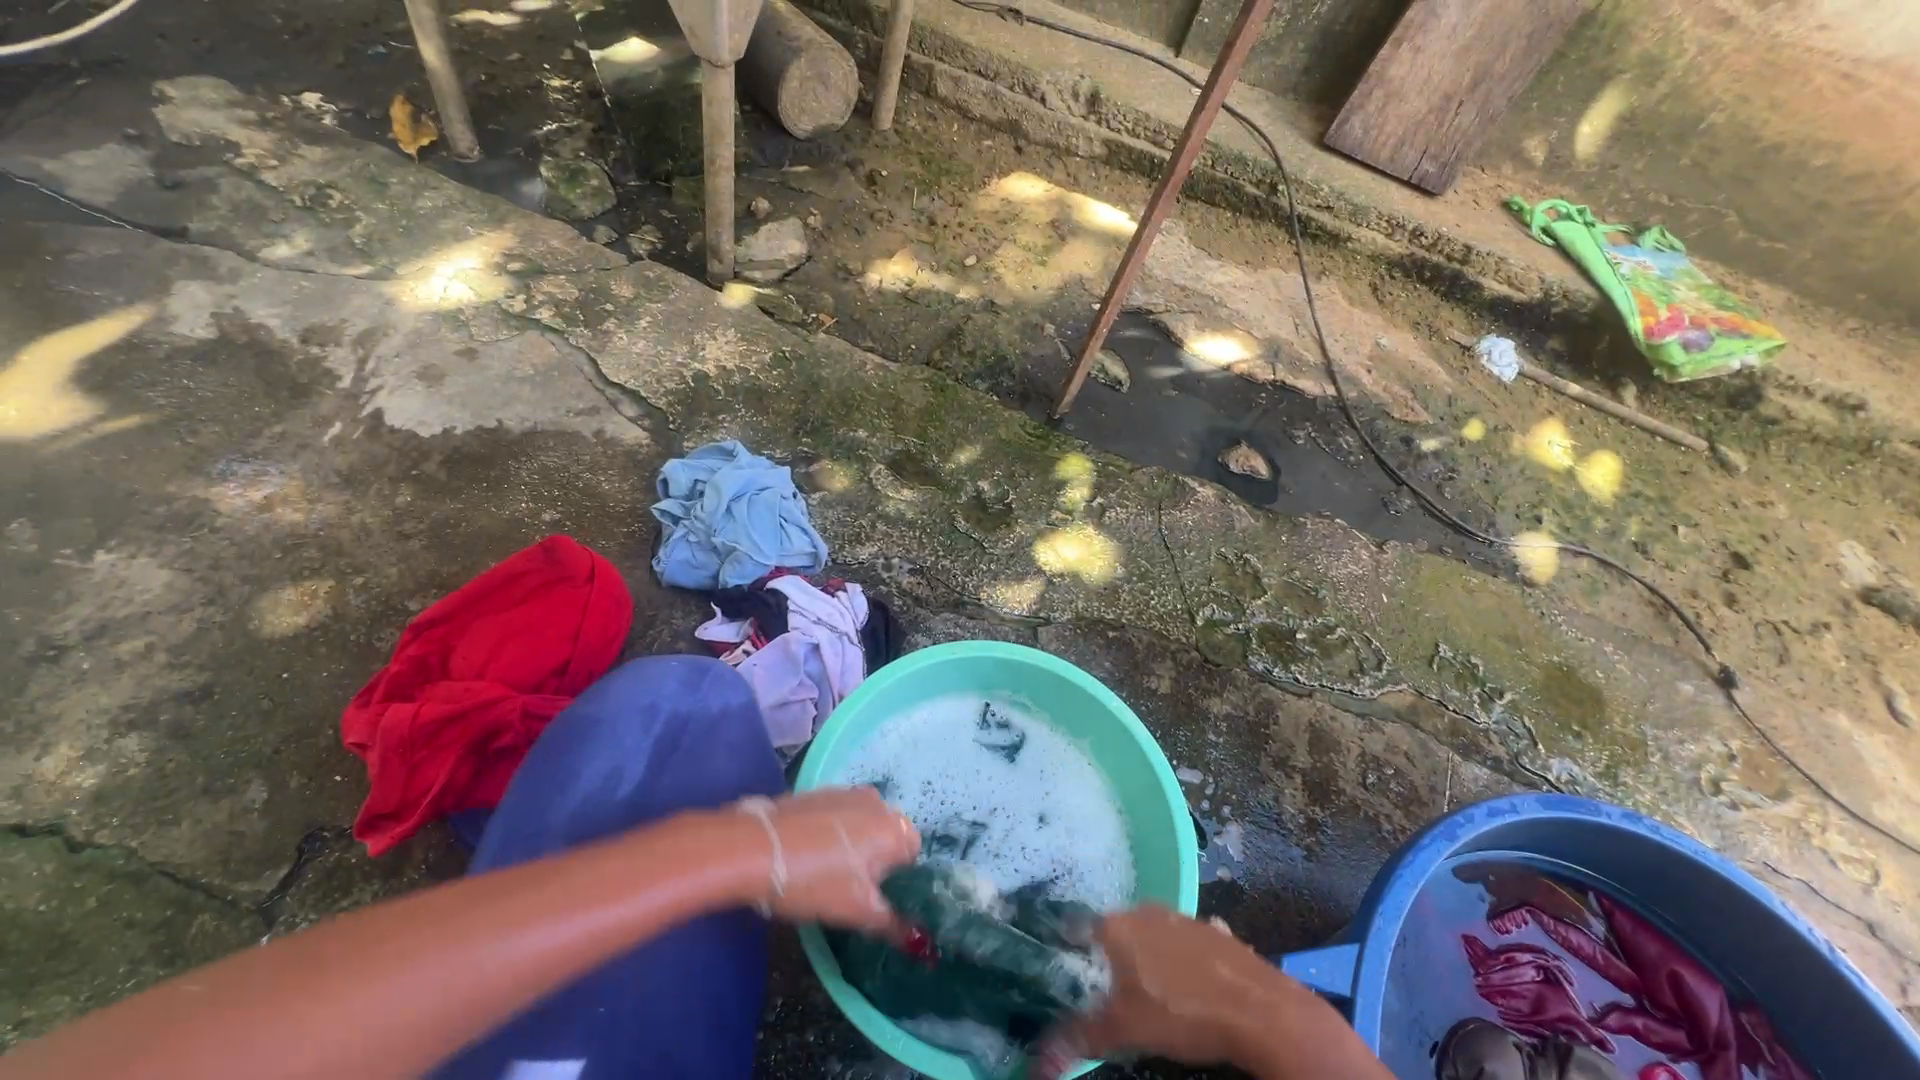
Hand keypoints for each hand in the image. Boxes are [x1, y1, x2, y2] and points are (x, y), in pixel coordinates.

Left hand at [732, 788, 918, 933]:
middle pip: (887, 836)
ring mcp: (845, 792)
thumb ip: (895, 926)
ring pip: (861, 825)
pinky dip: (829, 833)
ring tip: (826, 872)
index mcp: (895, 830)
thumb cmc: (815, 881)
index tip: (874, 896)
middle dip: (876, 860)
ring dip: (852, 845)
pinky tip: (807, 853)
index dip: (897, 879)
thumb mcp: (857, 912)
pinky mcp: (817, 792)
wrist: (754, 847)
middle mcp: (877, 803)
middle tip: (850, 888)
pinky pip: (836, 816)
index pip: (913, 854)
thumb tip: (924, 946)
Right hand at [1028, 907, 1303, 1077]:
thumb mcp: (1123, 1032)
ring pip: (1153, 935)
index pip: (1078, 928)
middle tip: (1105, 992)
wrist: (1263, 1013)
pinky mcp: (1217, 932)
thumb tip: (1035, 1063)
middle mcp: (1147, 911)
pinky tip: (1190, 987)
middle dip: (1109, 958)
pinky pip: (1188, 944)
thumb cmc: (1182, 1014)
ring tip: (1147, 992)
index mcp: (1118, 925)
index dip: (1068, 952)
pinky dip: (1183, 962)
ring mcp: (1185, 918)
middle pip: (1115, 931)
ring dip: (1147, 958)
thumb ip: (1077, 1040)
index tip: (1064, 976)